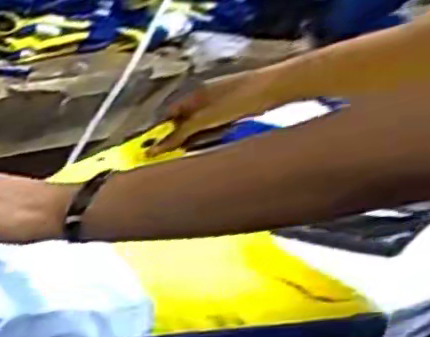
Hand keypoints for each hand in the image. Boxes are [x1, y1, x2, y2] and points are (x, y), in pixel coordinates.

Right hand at [154, 70, 283, 151]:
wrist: (279, 86)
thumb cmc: (237, 100)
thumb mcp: (202, 121)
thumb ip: (176, 137)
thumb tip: (150, 152)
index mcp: (192, 95)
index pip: (165, 116)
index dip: (157, 133)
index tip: (151, 151)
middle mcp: (202, 96)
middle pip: (179, 122)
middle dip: (174, 139)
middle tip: (171, 156)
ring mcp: (218, 101)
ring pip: (195, 125)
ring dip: (191, 139)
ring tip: (191, 151)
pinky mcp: (232, 106)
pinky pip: (210, 125)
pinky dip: (206, 135)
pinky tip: (211, 142)